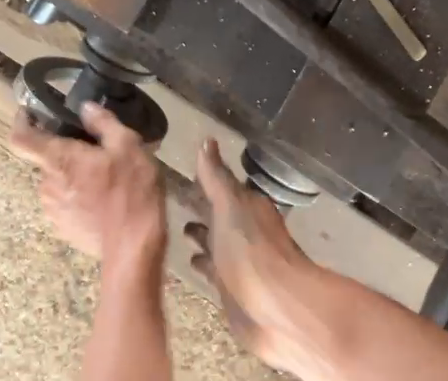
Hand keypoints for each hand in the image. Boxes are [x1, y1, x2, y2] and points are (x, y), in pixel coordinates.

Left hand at [10, 103, 165, 263]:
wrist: (133, 245)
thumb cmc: (131, 189)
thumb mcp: (128, 146)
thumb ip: (104, 123)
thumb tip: (86, 107)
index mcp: (59, 160)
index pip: (22, 139)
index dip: (21, 122)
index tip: (28, 111)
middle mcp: (47, 185)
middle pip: (46, 160)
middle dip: (66, 150)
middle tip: (96, 147)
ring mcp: (52, 210)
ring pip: (57, 181)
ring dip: (74, 174)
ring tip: (105, 174)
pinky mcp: (62, 228)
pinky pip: (64, 202)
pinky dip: (78, 194)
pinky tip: (103, 198)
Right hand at [184, 138, 327, 369]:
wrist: (275, 307)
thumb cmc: (251, 251)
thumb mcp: (231, 207)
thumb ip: (217, 178)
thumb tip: (207, 140)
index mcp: (246, 206)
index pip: (220, 187)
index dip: (203, 180)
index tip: (180, 173)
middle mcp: (243, 229)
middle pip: (218, 213)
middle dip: (199, 206)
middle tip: (171, 200)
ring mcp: (238, 260)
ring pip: (216, 240)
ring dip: (201, 234)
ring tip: (177, 227)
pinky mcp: (231, 287)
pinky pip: (214, 268)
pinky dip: (203, 262)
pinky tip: (189, 261)